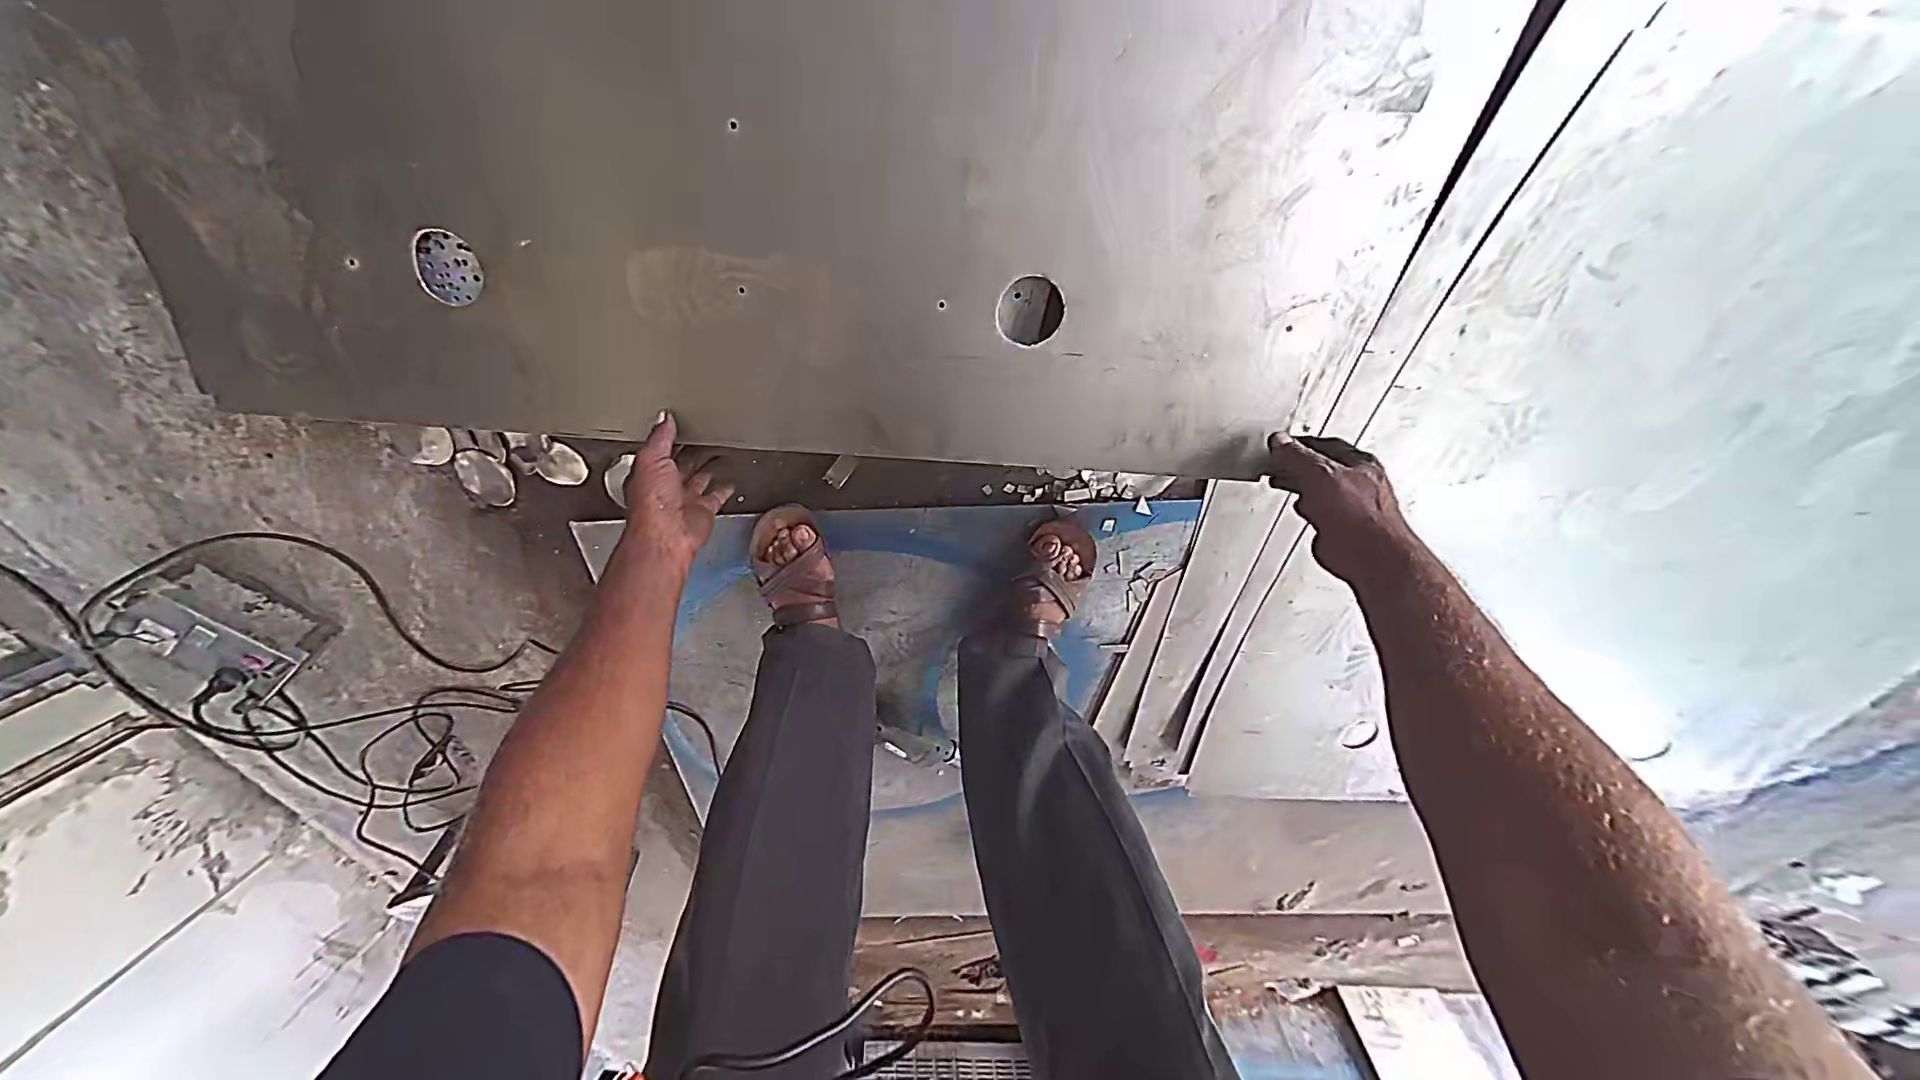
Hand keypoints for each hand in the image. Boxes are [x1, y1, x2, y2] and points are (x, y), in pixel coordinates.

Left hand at [622, 412, 734, 570]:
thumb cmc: (651, 503)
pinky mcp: (704, 510)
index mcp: (649, 472)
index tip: (678, 424)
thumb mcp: (651, 459)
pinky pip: (716, 497)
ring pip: (699, 479)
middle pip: (682, 465)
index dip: (668, 438)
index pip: (660, 450)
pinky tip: (729, 482)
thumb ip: (660, 438)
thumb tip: (663, 418)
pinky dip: (724, 490)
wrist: (666, 535)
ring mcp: (686, 499)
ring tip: (718, 455)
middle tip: (702, 437)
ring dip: (707, 469)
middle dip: (691, 452)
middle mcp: (666, 487)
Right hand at [1267, 433, 1415, 583]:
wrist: (1370, 555)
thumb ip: (1298, 457)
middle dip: (1296, 464)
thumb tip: (1281, 442)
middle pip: (1321, 465)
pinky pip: (1318, 509)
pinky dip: (1306, 506)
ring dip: (1299, 484)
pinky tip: (1300, 508)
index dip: (1299, 444)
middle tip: (1276, 461)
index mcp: (1359, 463)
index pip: (1324, 445)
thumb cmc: (1360, 517)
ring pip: (1319, 487)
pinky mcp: (1339, 526)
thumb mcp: (1320, 475)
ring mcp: (1349, 504)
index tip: (1279, 444)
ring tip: (1281, 479)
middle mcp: (1357, 482)